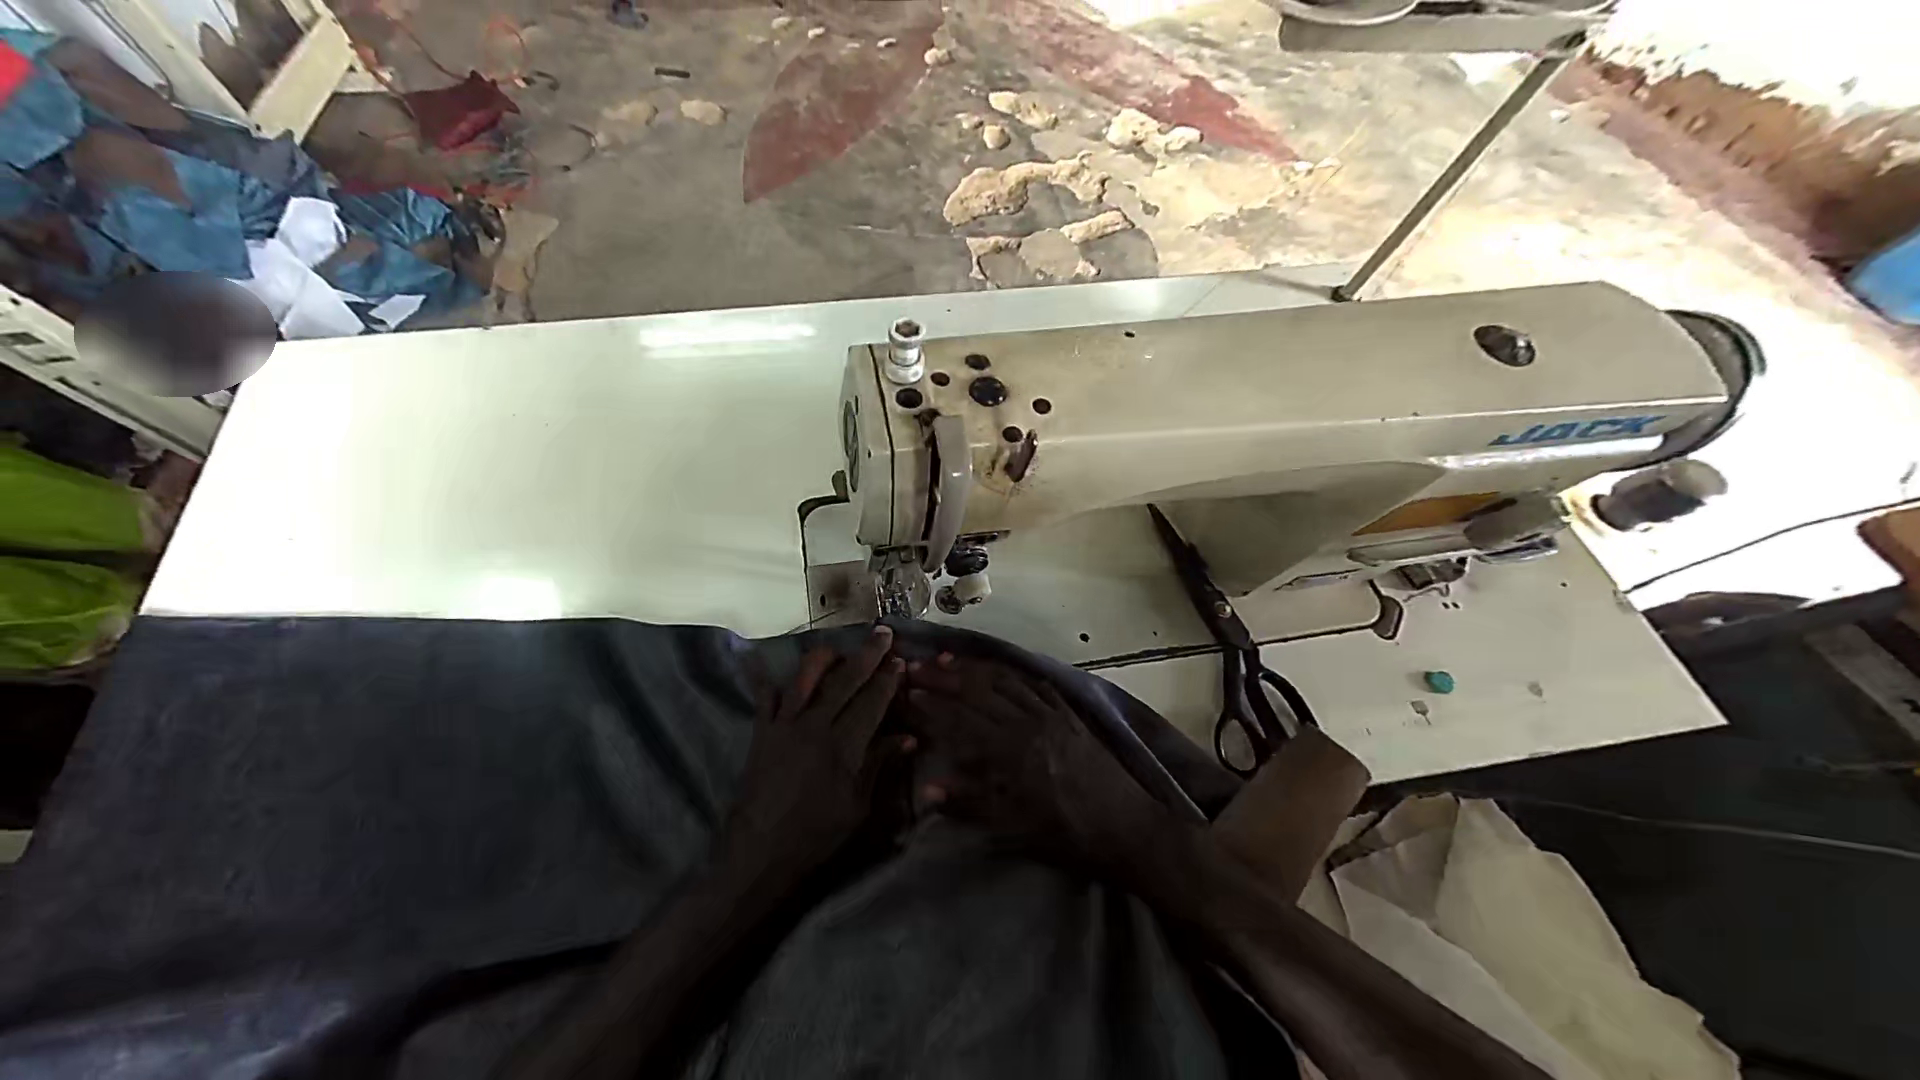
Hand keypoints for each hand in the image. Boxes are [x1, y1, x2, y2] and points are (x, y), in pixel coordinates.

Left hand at [720, 626, 912, 881]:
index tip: (898, 660)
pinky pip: (766, 696)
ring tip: (838, 648)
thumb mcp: (857, 807)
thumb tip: (907, 738)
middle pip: (845, 680)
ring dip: (824, 658)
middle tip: (882, 633)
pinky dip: (771, 678)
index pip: (871, 702)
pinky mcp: (762, 732)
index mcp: (843, 746)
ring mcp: (784, 726)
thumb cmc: (815, 834)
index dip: (887, 679)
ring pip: (805, 677)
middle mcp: (815, 726)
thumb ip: (878, 766)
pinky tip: (773, 667)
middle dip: (867, 655)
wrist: (758, 851)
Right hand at [904, 656, 1182, 879]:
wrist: (1129, 826)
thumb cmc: (1069, 834)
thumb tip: (928, 789)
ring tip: (948, 658)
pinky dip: (1011, 674)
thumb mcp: (1016, 828)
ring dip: (974, 669)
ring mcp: (1052, 714)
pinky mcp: (1069, 714)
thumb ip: (971, 804)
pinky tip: (999, 670)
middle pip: (979, 691)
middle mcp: (1029, 722)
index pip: (961, 719)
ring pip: (1005, 680)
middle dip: (945, 677)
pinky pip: (1035, 684)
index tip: (907, 691)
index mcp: (1012, 752)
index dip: (932, 704)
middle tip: (917, 666)